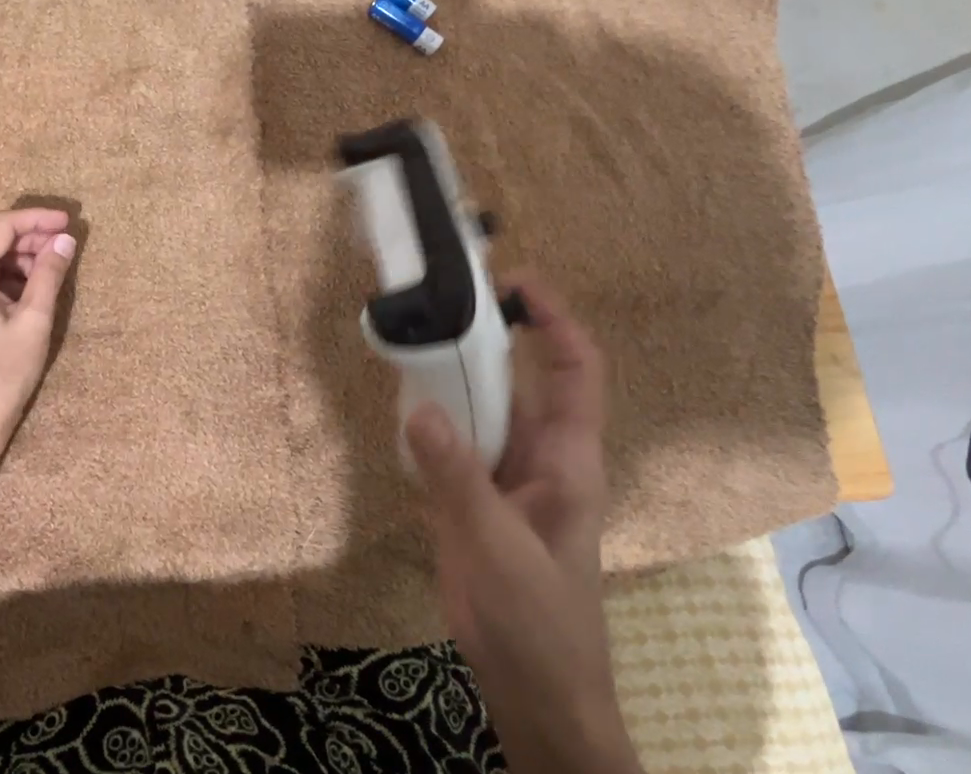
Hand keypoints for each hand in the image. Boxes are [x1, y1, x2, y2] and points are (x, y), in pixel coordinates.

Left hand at [0, 208, 78, 468]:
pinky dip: (10, 277)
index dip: (36, 218)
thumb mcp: (34, 320)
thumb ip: (49, 274)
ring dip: (22, 258)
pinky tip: (36, 285)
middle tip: (66, 244)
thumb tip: (65, 240)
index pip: (0, 227)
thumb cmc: (4, 374)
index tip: (67, 220)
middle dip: (31, 238)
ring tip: (57, 265)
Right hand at [402, 274, 640, 773]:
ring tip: (404, 343)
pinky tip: (395, 409)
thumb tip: (418, 408)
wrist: (534, 688)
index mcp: (567, 460)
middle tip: (432, 304)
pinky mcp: (470, 501)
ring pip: (477, 412)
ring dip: (447, 380)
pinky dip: (425, 422)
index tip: (512, 282)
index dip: (555, 321)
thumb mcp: (498, 546)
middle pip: (516, 382)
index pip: (575, 372)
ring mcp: (501, 479)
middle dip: (483, 339)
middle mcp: (536, 457)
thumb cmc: (539, 621)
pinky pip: (449, 445)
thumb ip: (458, 479)